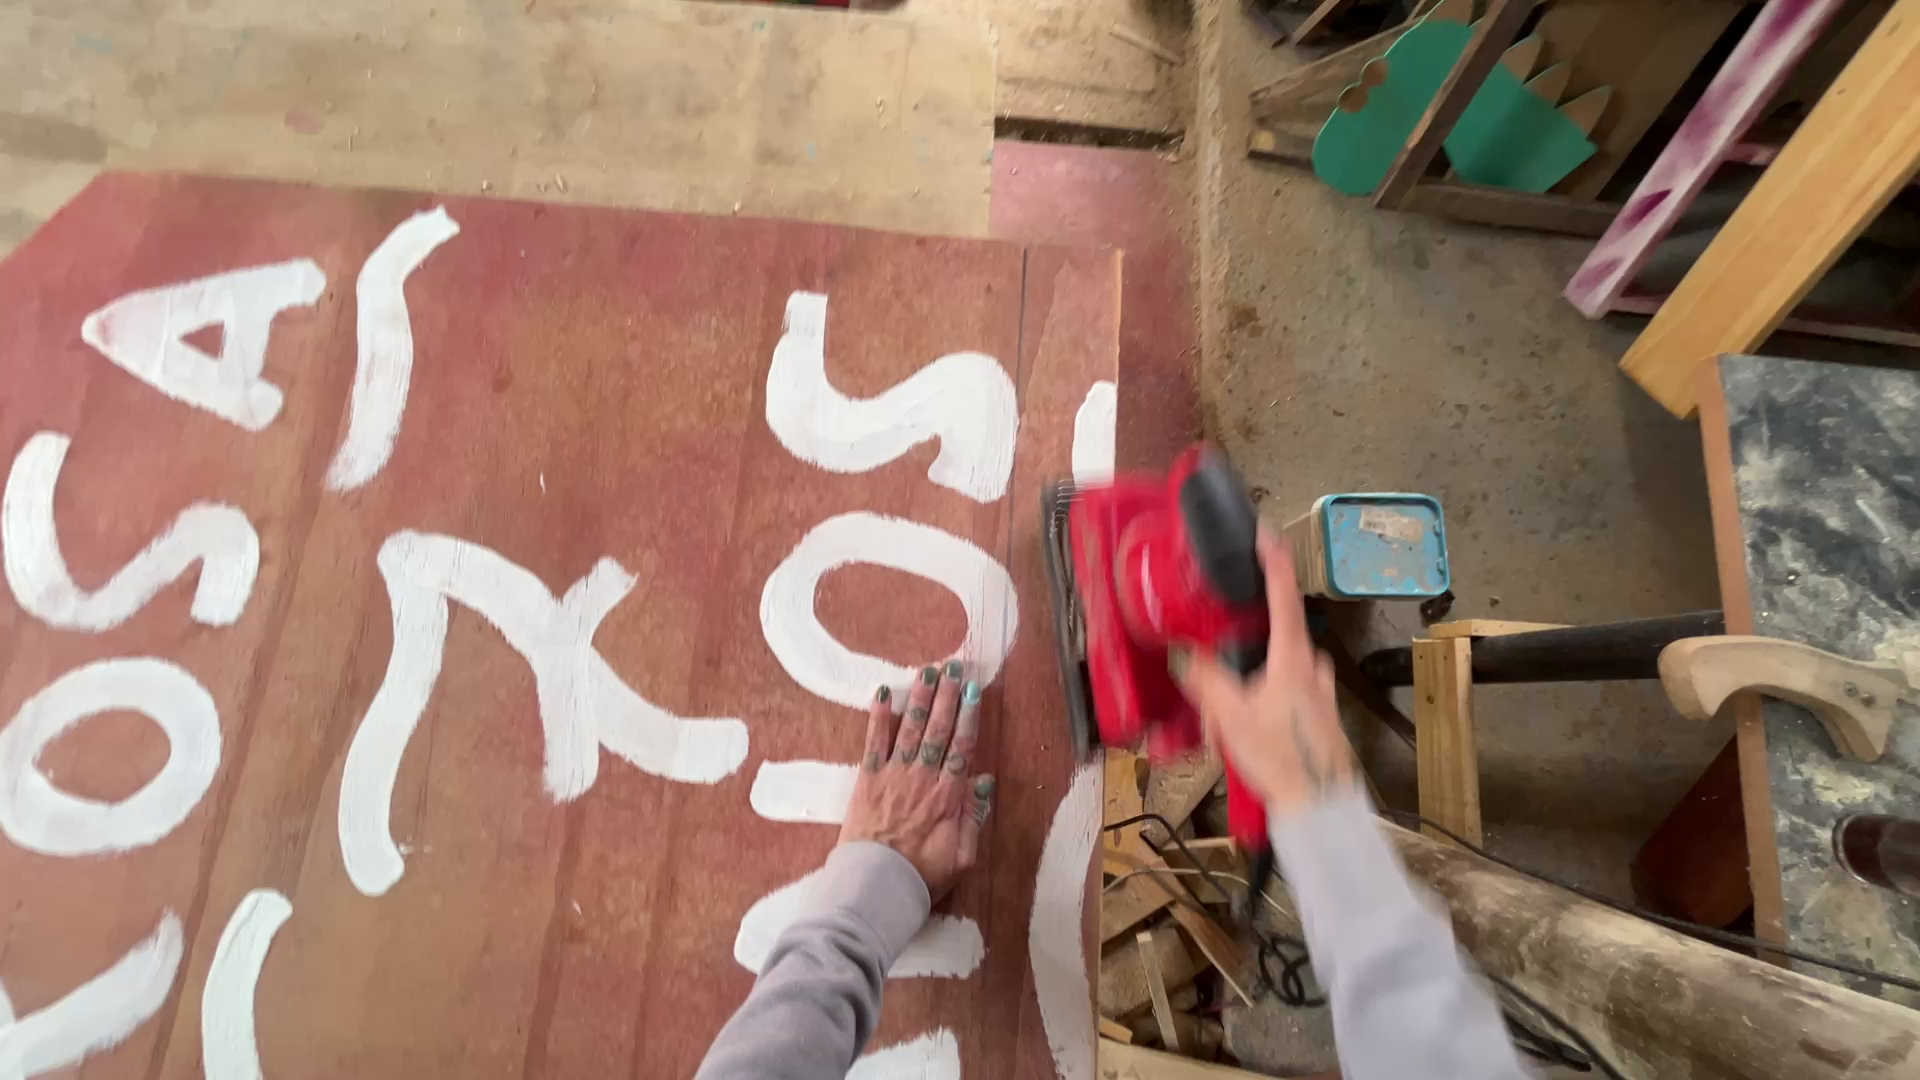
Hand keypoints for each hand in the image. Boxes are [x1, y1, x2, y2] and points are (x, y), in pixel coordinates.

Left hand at [839, 661, 995, 900]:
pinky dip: (878, 717)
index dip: (968, 715)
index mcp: (948, 794)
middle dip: (947, 695)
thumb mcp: (962, 856)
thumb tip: (985, 780)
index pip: (962, 745)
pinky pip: (874, 742)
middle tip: (953, 666)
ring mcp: (894, 774)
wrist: (875, 887)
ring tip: (927, 672)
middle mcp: (922, 776)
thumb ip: (975, 817)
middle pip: (938, 728)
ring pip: (910, 728)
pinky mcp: (868, 778)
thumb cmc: (923, 875)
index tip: (973, 689)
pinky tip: (882, 694)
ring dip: (919, 698)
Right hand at [1171, 530, 1355, 818]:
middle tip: (1221, 680)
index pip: (1283, 597)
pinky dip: (1265, 700)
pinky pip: (1287, 690)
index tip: (1265, 535)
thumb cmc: (1281, 757)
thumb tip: (1184, 655)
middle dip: (1245, 650)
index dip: (1274, 562)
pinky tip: (1248, 731)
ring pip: (1279, 667)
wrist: (1320, 806)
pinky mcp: (1320, 710)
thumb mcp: (1231, 716)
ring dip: (1253, 683)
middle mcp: (1312, 667)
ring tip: (1228, 723)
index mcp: (1292, 658)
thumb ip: (1206, 679)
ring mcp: (1320, 689)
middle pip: (1276, 636)